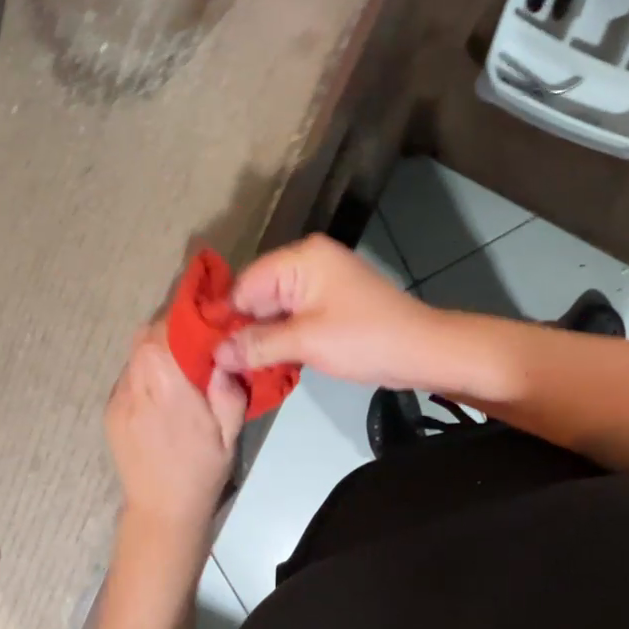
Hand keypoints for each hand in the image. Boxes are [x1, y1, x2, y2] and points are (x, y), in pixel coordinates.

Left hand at [106, 324, 245, 531]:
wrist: (161, 510)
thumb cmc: (201, 472)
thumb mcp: (229, 434)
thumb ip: (228, 392)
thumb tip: (224, 356)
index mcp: (169, 389)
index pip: (167, 331)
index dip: (184, 318)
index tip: (205, 318)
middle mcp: (137, 387)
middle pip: (145, 336)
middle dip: (169, 330)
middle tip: (195, 340)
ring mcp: (119, 399)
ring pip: (134, 355)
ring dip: (156, 351)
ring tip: (179, 367)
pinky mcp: (110, 411)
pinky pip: (128, 377)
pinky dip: (145, 374)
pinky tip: (162, 394)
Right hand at [214, 235, 465, 391]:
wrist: (422, 352)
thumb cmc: (365, 340)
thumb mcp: (306, 342)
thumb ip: (258, 344)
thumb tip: (216, 353)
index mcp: (302, 258)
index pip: (246, 283)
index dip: (226, 317)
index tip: (207, 350)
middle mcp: (309, 263)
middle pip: (259, 295)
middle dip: (243, 329)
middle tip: (219, 365)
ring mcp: (322, 285)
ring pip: (276, 311)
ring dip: (262, 339)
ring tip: (238, 369)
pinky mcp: (332, 308)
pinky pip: (295, 320)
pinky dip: (283, 341)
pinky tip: (267, 365)